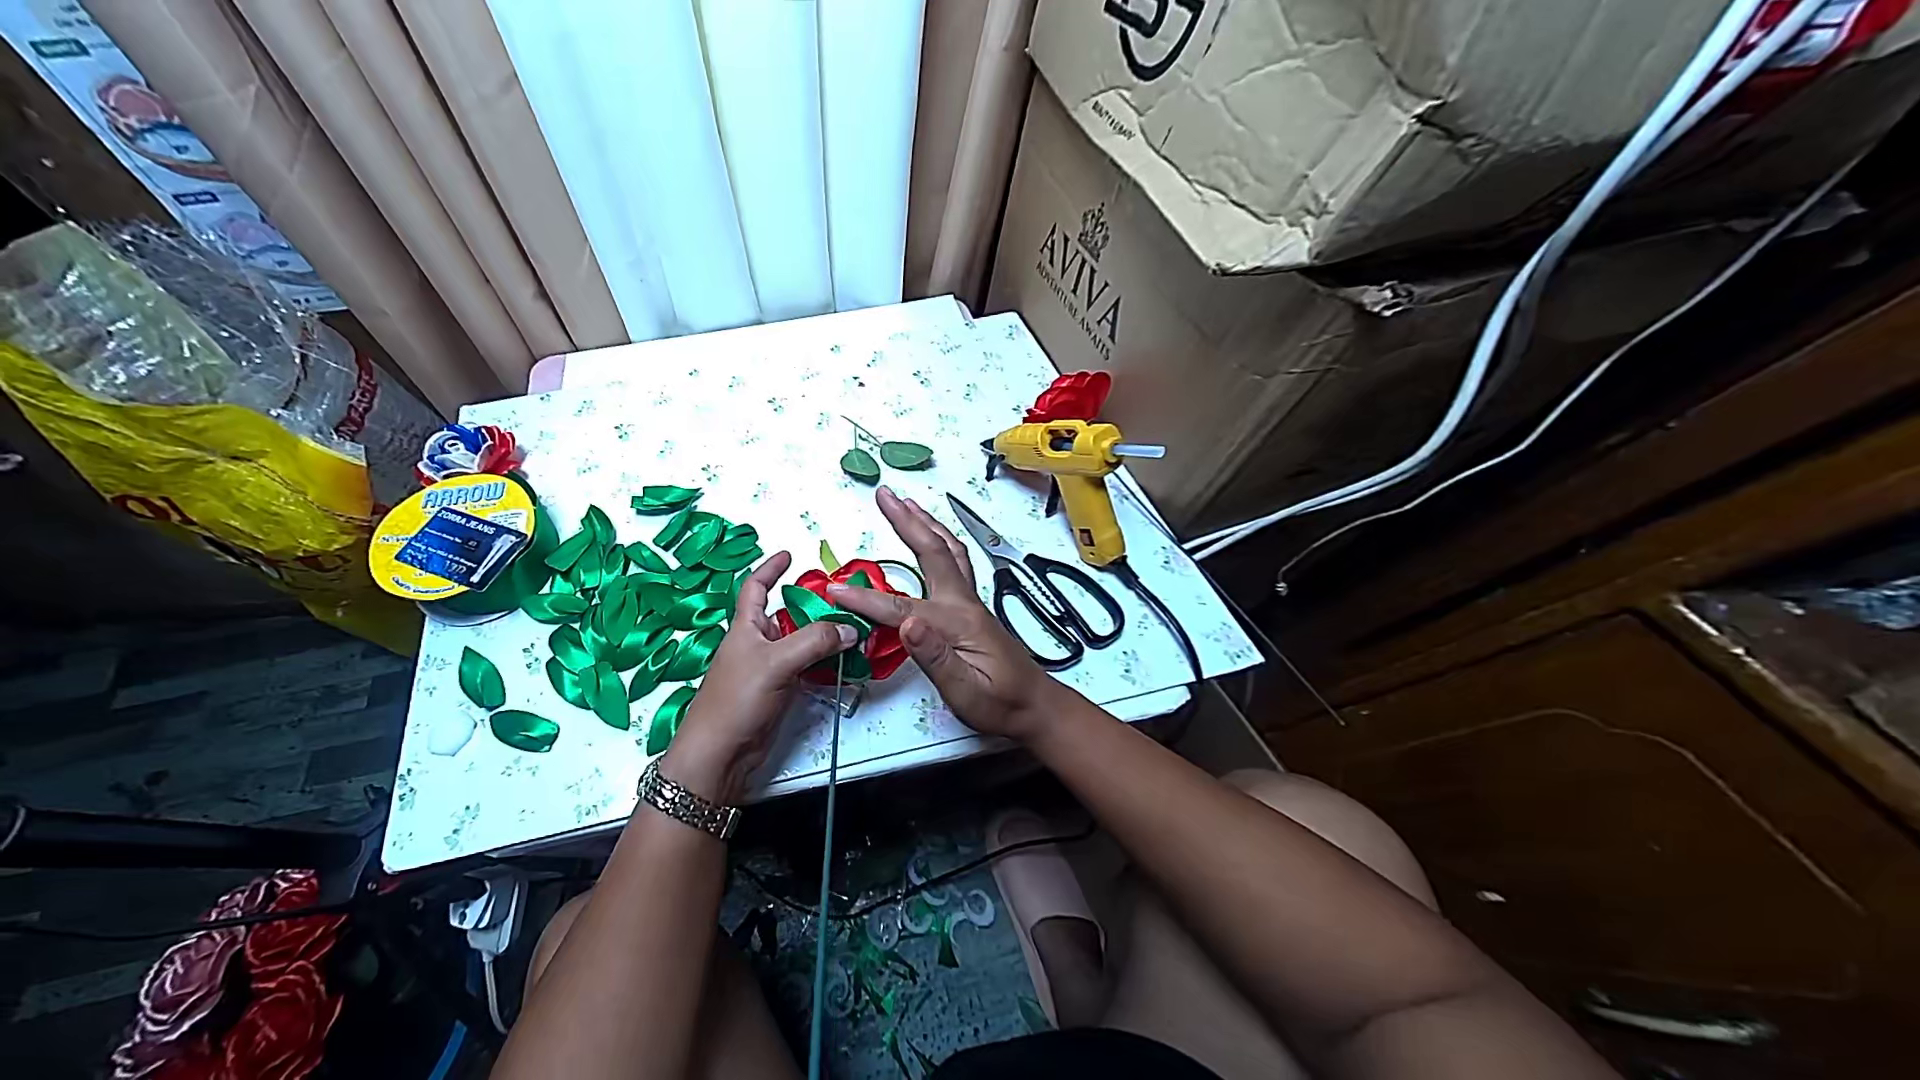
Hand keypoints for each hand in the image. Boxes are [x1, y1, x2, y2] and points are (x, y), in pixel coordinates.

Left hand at [664, 550, 856, 802]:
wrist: (721, 754)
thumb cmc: (734, 702)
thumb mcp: (775, 662)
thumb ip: (814, 640)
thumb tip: (849, 629)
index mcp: (745, 628)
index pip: (755, 589)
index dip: (770, 569)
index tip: (787, 555)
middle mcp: (757, 644)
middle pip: (788, 615)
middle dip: (813, 605)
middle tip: (841, 600)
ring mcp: (770, 668)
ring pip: (802, 642)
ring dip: (825, 635)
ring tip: (852, 628)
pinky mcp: (781, 691)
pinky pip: (808, 667)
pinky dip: (826, 661)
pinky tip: (844, 660)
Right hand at [827, 487, 1064, 740]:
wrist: (1035, 706)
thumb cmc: (1001, 703)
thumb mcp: (965, 691)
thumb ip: (935, 657)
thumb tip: (907, 624)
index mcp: (957, 623)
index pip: (901, 606)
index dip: (865, 600)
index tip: (835, 592)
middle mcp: (964, 604)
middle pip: (933, 552)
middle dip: (906, 521)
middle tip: (885, 495)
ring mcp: (970, 603)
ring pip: (948, 551)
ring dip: (925, 524)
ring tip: (906, 504)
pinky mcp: (972, 608)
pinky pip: (956, 562)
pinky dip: (941, 541)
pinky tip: (934, 538)